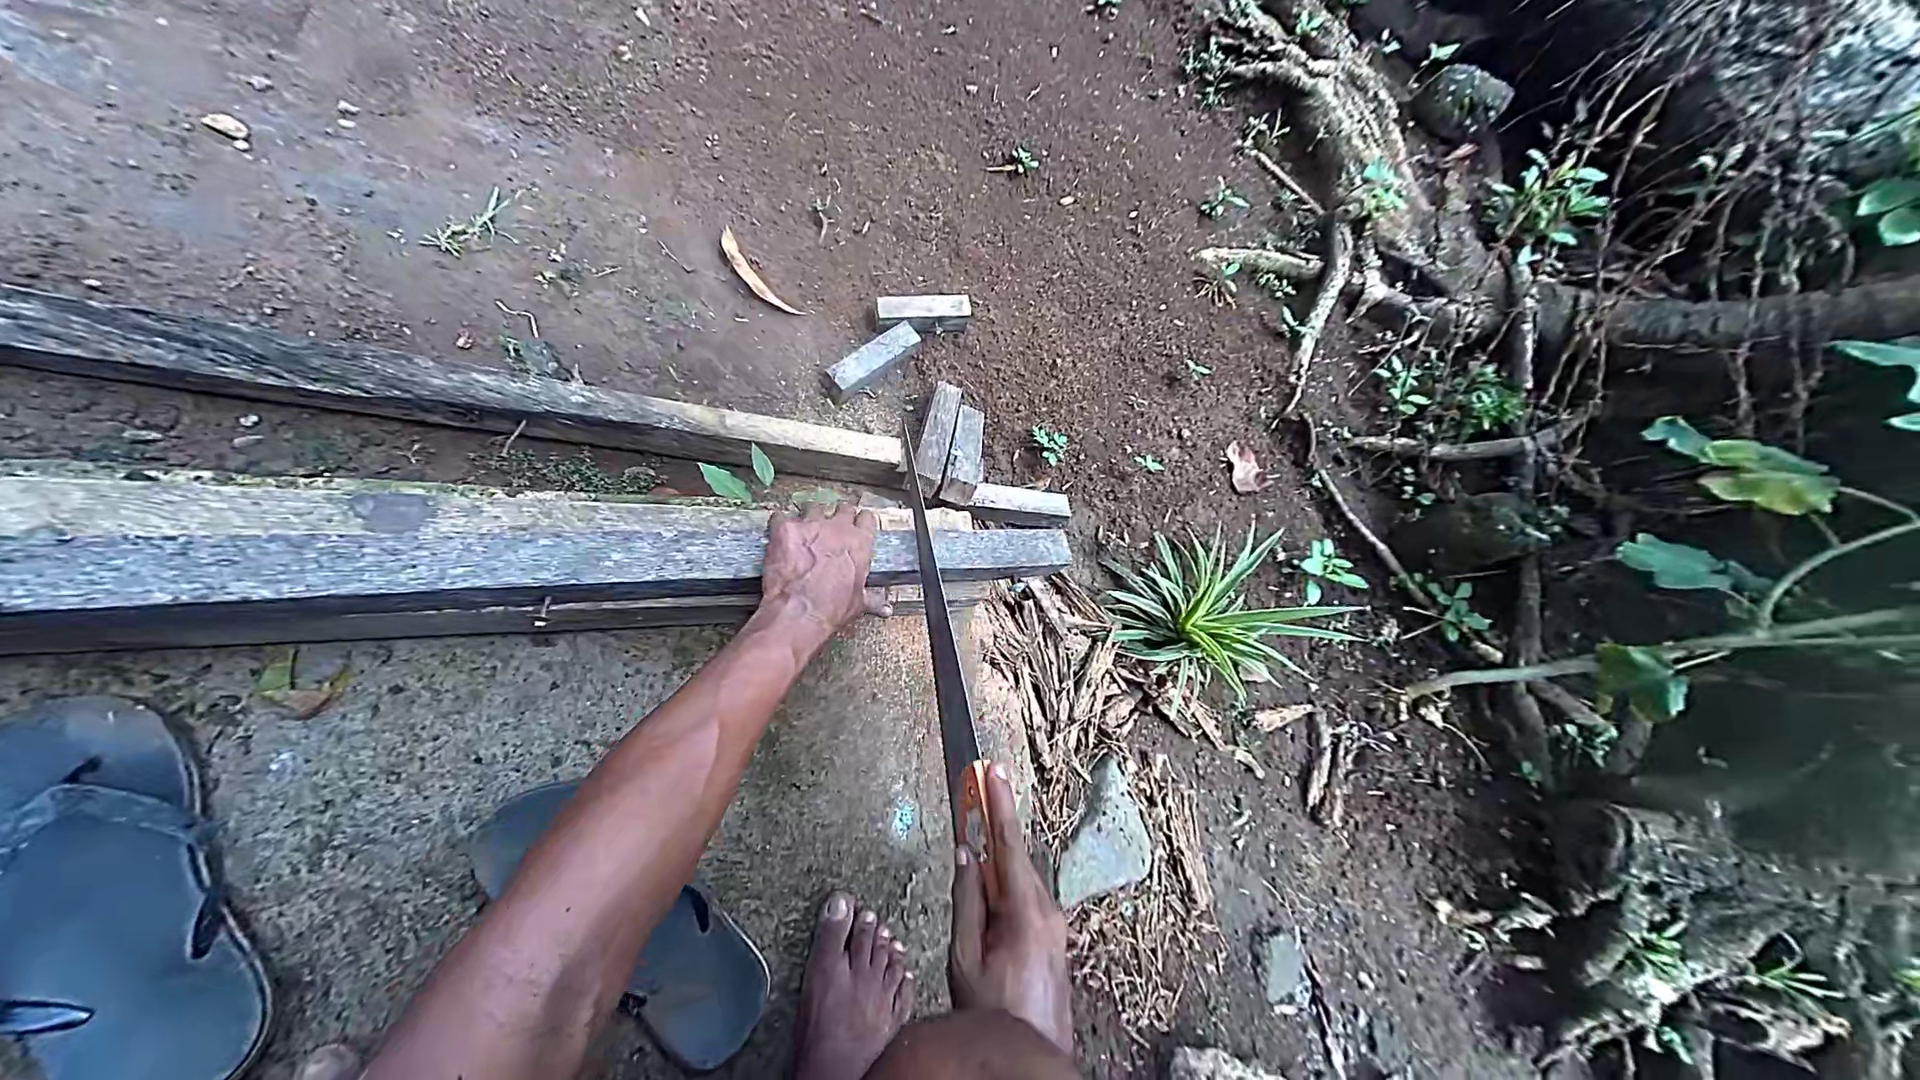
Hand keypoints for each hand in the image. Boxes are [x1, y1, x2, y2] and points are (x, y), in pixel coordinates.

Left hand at [755, 501, 886, 640]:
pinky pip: (781, 517)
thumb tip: (883, 606)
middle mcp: (837, 529)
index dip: (861, 522)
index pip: (867, 518)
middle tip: (831, 528)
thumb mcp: (858, 603)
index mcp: (859, 543)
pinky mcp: (785, 529)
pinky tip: (780, 535)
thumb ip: (871, 597)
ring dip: (810, 518)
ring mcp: (810, 525)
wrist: (798, 612)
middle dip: (838, 516)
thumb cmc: (830, 609)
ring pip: (813, 508)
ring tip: (805, 531)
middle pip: (842, 508)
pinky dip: (780, 524)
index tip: (858, 526)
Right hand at [949, 763, 1073, 1055]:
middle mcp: (1049, 912)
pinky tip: (990, 901)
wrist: (1030, 1057)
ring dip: (997, 866)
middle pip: (1015, 858)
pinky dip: (1007, 887)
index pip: (1009, 843)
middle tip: (977, 797)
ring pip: (1020, 880)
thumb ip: (966, 900)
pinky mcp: (1054, 938)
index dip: (999, 803)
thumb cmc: (994, 1014)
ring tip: (975, 866)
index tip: (993, 771)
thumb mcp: (965, 957)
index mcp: (1027, 911)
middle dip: (993, 831)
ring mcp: (1056, 926)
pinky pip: (1028, 898)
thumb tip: (967, 855)